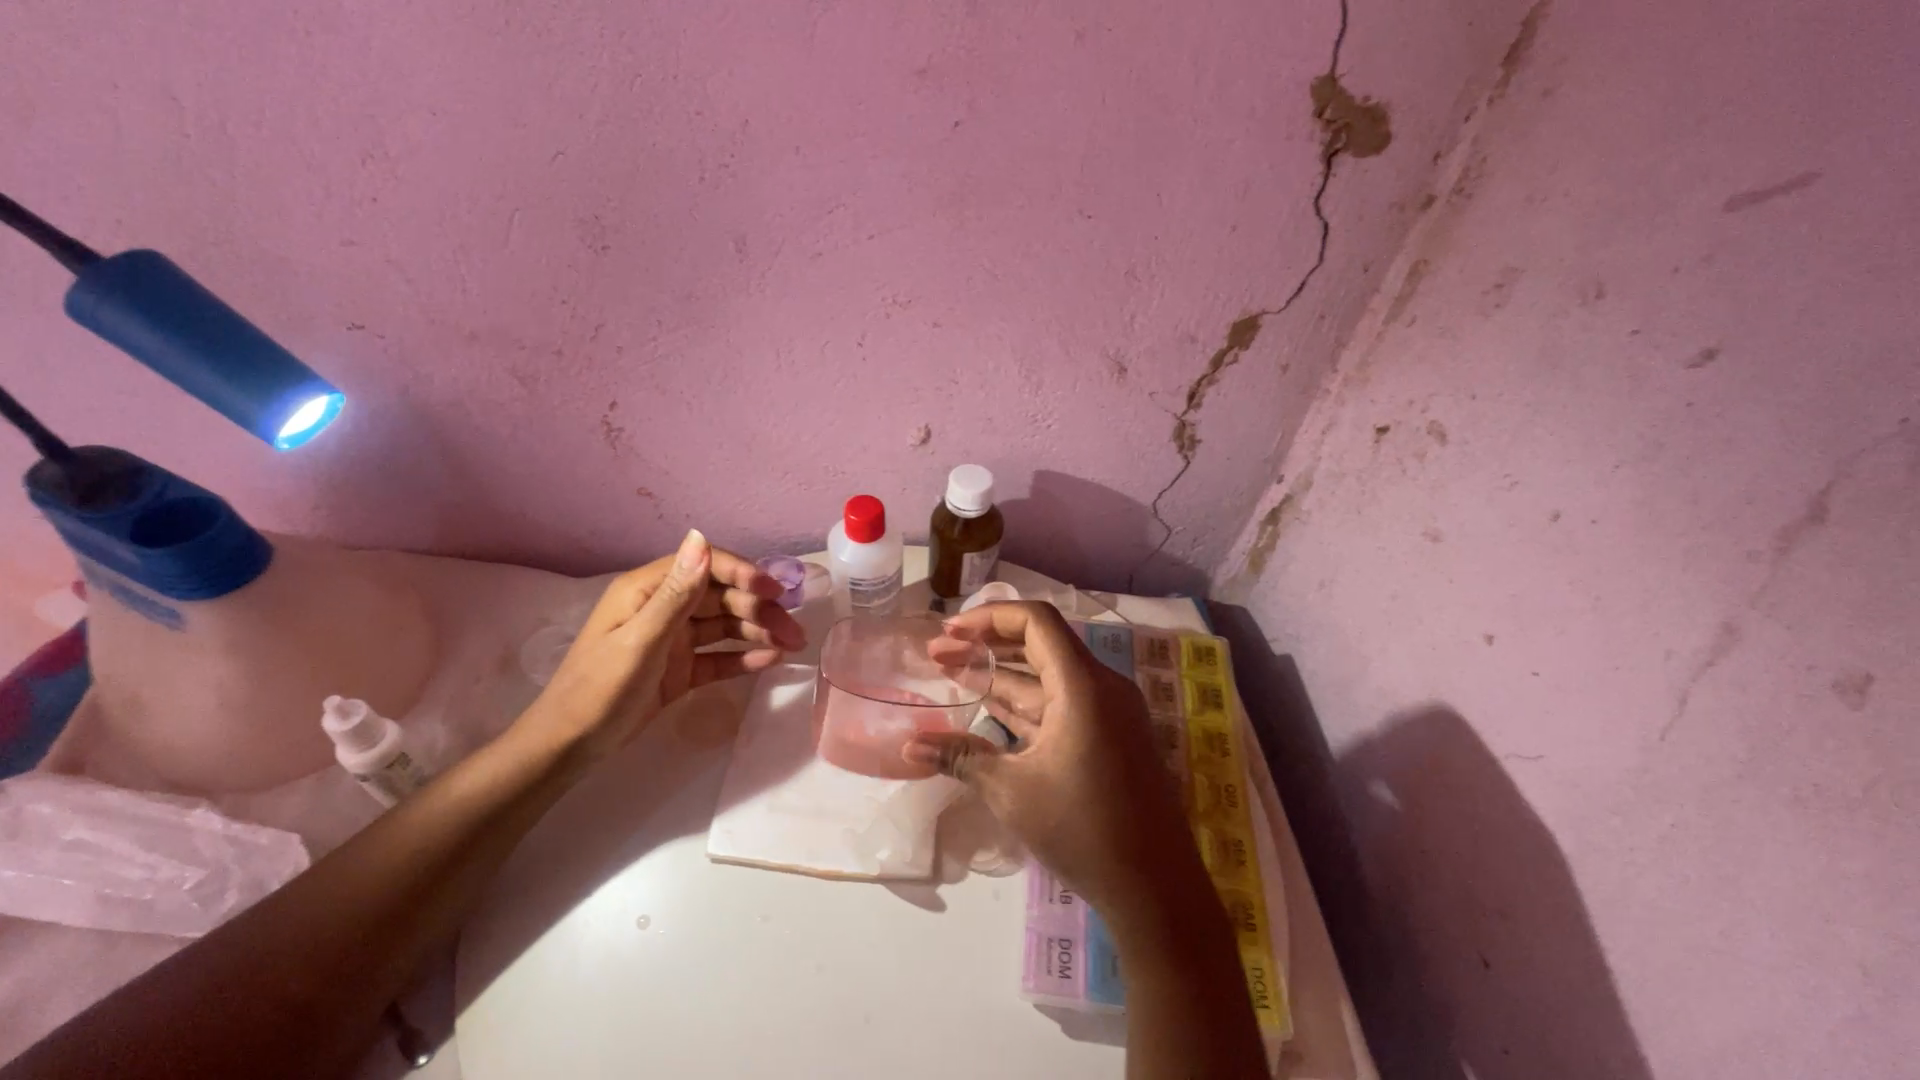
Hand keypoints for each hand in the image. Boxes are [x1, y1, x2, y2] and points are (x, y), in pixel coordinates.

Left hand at [517, 530, 802, 760]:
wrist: (568, 746)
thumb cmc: (598, 689)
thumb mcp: (640, 641)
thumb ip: (676, 594)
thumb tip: (701, 538)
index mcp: (647, 591)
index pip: (704, 567)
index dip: (743, 573)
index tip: (776, 590)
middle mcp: (664, 608)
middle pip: (722, 598)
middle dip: (761, 609)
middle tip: (796, 631)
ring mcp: (673, 640)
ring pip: (726, 626)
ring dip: (760, 632)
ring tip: (794, 645)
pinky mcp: (680, 670)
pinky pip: (720, 657)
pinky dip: (745, 657)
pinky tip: (772, 661)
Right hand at [906, 602, 1207, 923]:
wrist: (1155, 886)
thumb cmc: (1083, 831)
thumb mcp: (1013, 792)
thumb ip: (961, 758)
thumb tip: (910, 745)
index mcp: (1083, 686)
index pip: (1036, 622)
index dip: (989, 617)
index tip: (949, 632)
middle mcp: (1100, 688)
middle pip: (1039, 646)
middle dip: (986, 646)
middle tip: (937, 653)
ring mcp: (1108, 714)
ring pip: (1048, 679)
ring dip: (1002, 676)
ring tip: (951, 674)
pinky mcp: (1109, 738)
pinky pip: (1061, 705)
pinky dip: (1024, 704)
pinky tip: (987, 707)